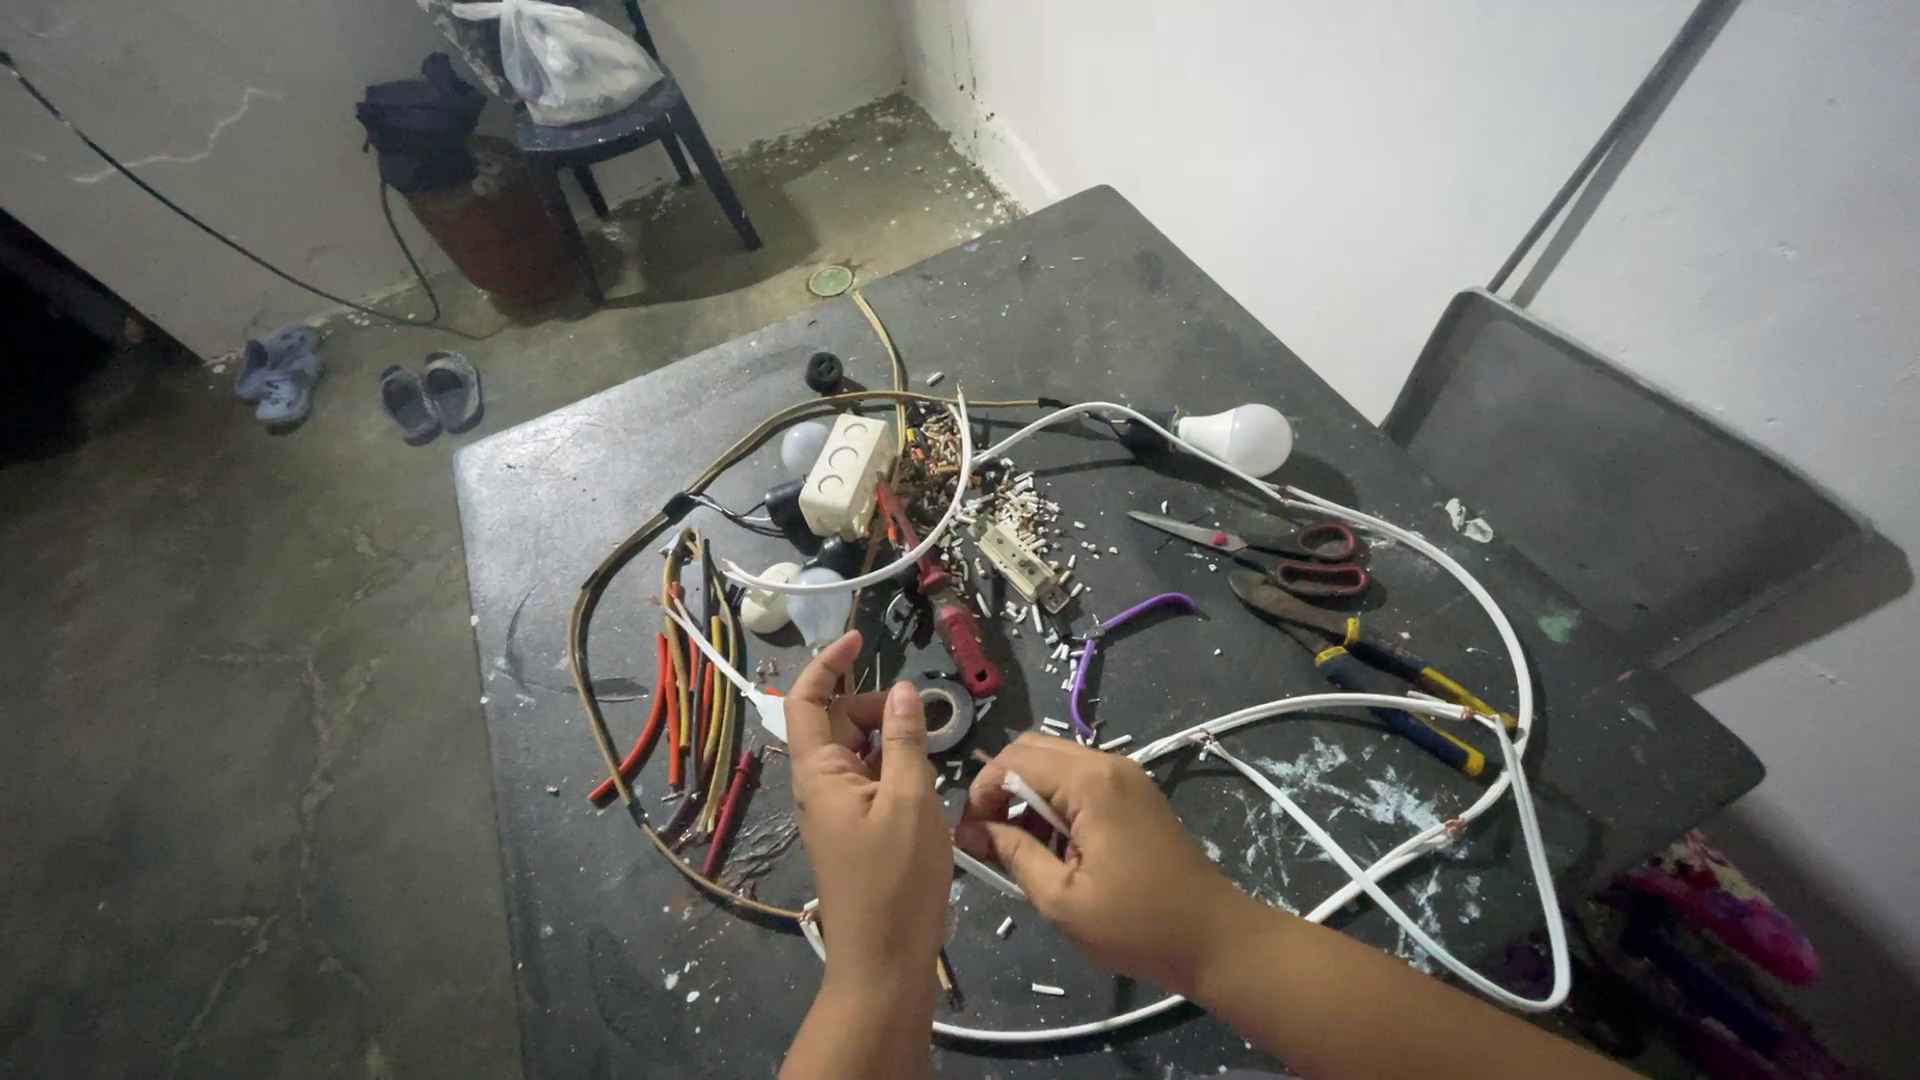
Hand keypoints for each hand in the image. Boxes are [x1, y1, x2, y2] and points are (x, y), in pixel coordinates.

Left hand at [785, 631, 949, 992]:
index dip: (828, 663)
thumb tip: (903, 690)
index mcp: (819, 771)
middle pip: (837, 721)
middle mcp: (820, 784)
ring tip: (931, 744)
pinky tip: (926, 774)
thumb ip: (907, 740)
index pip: (807, 700)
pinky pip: (869, 777)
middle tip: (923, 715)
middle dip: (876, 705)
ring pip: (857, 749)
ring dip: (890, 735)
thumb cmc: (895, 880)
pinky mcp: (855, 827)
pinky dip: (895, 763)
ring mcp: (837, 808)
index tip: (861, 638)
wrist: (883, 963)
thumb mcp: (910, 800)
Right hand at [954, 734, 1259, 995]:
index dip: (981, 792)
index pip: (1013, 761)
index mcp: (1089, 783)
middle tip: (987, 834)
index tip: (969, 835)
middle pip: (1032, 749)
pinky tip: (1052, 841)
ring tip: (1017, 843)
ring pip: (1054, 760)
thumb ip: (1013, 855)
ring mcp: (1124, 773)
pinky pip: (1078, 776)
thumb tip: (971, 832)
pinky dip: (1053, 797)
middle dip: (1000, 785)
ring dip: (1026, 792)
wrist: (1215, 938)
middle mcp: (1106, 763)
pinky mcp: (1133, 789)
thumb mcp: (1062, 901)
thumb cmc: (1137, 926)